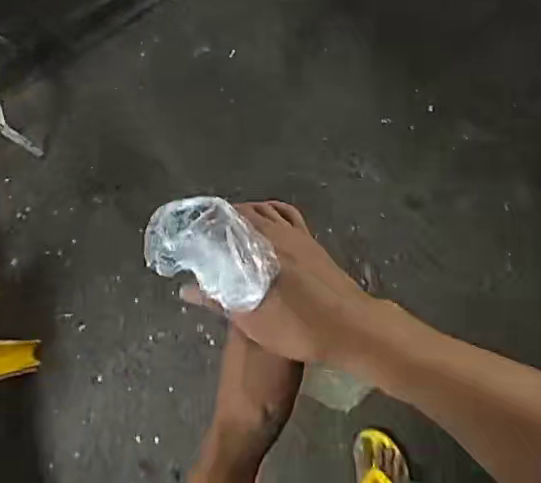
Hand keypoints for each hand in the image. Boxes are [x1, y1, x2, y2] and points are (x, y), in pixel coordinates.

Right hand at [182, 201, 376, 364]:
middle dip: (224, 216)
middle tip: (207, 230)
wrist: (354, 330)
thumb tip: (186, 291)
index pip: (227, 218)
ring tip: (231, 225)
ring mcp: (298, 234)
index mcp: (261, 244)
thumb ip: (219, 301)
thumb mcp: (254, 321)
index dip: (208, 220)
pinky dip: (272, 210)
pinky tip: (267, 220)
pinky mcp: (312, 242)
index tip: (193, 228)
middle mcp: (278, 230)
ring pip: (266, 210)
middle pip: (245, 211)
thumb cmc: (301, 327)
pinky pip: (287, 214)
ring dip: (247, 212)